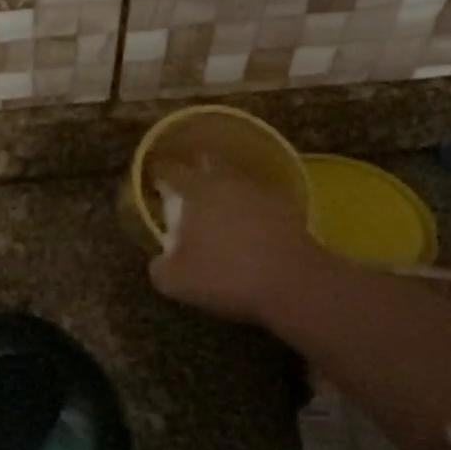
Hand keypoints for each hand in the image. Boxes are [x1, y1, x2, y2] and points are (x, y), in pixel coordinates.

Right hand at [146, 155, 331, 324]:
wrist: (298, 286)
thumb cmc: (227, 276)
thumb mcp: (176, 281)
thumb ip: (159, 267)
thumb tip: (161, 261)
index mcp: (195, 191)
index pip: (169, 169)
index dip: (157, 172)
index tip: (152, 182)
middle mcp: (227, 182)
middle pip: (207, 163)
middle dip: (195, 170)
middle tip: (185, 190)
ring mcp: (261, 194)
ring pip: (235, 181)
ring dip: (224, 191)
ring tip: (217, 214)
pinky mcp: (288, 211)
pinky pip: (258, 202)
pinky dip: (249, 210)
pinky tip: (246, 233)